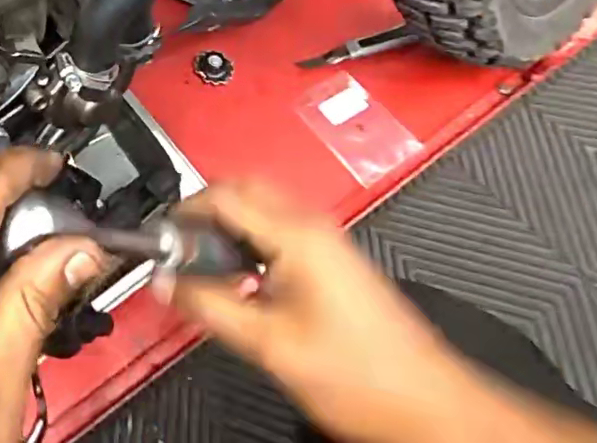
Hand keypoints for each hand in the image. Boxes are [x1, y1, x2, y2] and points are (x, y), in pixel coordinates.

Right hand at [165, 182, 596, 442]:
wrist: (433, 408)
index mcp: (295, 233)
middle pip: (241, 187)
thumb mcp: (269, 345)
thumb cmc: (363, 376)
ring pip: (259, 204)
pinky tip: (243, 274)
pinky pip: (276, 225)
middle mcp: (311, 224)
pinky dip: (249, 236)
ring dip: (227, 222)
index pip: (222, 194)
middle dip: (205, 208)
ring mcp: (324, 237)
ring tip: (208, 261)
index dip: (184, 210)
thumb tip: (166, 283)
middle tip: (182, 241)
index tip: (163, 233)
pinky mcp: (331, 256)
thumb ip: (209, 306)